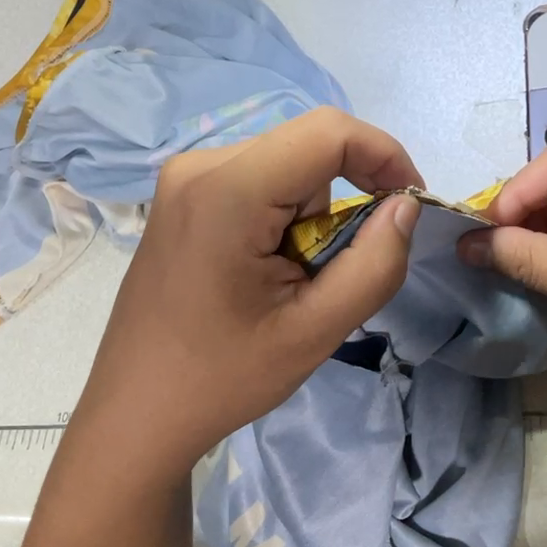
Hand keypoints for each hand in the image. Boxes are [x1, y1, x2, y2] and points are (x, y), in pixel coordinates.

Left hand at [78, 108, 423, 476]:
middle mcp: (200, 166)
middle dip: (348, 195)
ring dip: (317, 212)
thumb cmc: (222, 378)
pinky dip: (289, 215)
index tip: (409, 207)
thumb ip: (374, 264)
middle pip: (309, 147)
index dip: (385, 156)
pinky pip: (262, 180)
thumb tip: (404, 206)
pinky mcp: (184, 196)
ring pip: (289, 164)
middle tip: (348, 263)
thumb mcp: (316, 331)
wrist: (137, 414)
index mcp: (227, 190)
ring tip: (298, 279)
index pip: (329, 133)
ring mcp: (186, 178)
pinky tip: (271, 268)